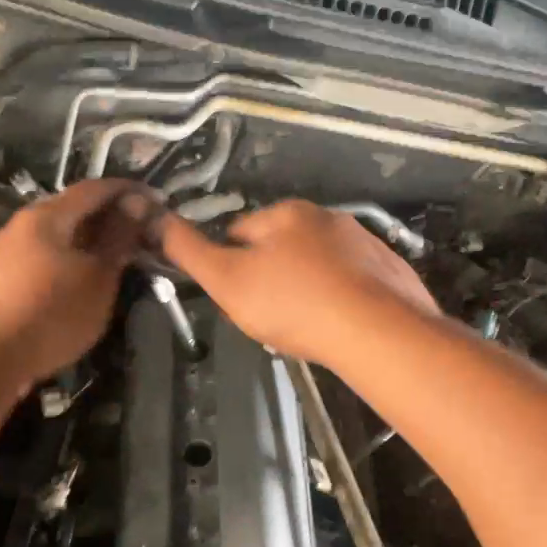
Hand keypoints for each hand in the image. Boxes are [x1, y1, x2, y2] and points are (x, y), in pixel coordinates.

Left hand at [0, 179, 149, 386]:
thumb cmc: (51, 316)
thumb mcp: (98, 279)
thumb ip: (118, 239)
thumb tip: (135, 204)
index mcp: (44, 215)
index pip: (93, 188)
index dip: (127, 191)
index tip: (155, 201)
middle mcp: (18, 225)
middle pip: (69, 210)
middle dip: (105, 218)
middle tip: (137, 234)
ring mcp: (2, 253)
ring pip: (53, 236)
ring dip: (84, 242)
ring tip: (112, 260)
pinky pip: (38, 259)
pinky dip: (64, 261)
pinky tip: (77, 282)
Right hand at [156, 200, 438, 364]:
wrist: (379, 334)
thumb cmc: (293, 303)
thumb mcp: (225, 279)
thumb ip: (187, 250)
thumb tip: (154, 218)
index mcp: (286, 213)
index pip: (238, 233)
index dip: (230, 268)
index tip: (237, 299)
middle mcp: (328, 217)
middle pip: (280, 248)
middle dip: (270, 278)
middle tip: (269, 318)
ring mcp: (365, 243)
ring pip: (317, 265)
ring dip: (306, 288)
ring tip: (304, 327)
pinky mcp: (391, 272)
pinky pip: (352, 283)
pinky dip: (341, 300)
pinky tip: (338, 327)